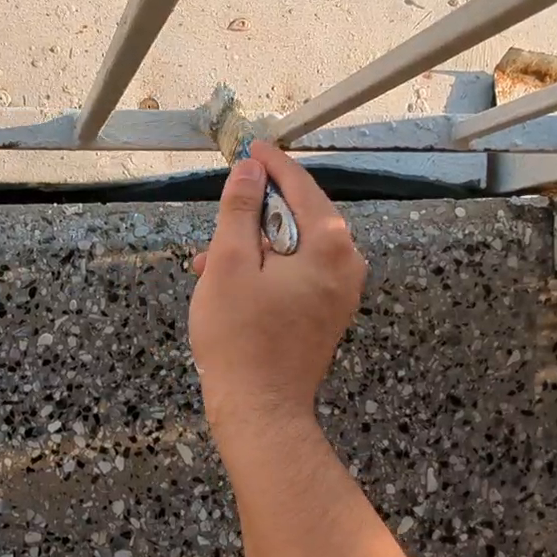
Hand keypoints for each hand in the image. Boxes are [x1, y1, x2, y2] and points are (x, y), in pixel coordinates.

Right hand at [189, 141, 366, 440]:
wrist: (261, 409)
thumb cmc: (240, 336)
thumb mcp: (228, 263)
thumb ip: (239, 209)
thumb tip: (250, 168)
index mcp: (329, 245)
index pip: (300, 187)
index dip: (271, 164)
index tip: (251, 147)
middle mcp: (347, 265)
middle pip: (300, 217)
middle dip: (257, 213)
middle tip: (222, 213)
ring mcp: (341, 293)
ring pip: (294, 248)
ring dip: (254, 246)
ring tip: (210, 259)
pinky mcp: (328, 314)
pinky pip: (298, 274)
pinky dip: (267, 270)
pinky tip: (230, 282)